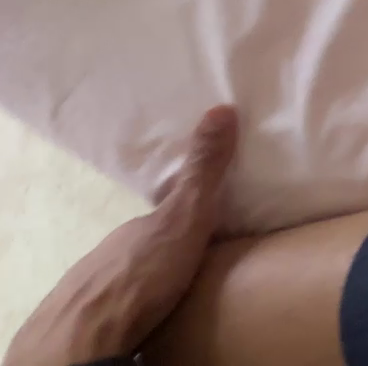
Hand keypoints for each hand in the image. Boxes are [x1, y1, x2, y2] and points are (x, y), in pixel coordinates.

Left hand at [4, 107, 238, 365]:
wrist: (80, 347)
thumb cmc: (143, 275)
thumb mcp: (187, 216)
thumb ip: (204, 170)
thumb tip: (220, 108)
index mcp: (129, 230)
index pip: (160, 219)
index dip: (184, 219)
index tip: (205, 228)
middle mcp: (100, 253)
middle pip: (137, 247)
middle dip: (159, 249)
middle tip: (192, 259)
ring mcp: (78, 290)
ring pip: (115, 277)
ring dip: (137, 279)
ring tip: (164, 292)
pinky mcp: (64, 325)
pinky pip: (97, 307)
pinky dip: (115, 307)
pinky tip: (130, 318)